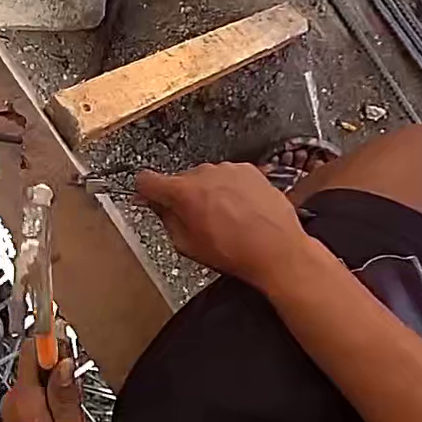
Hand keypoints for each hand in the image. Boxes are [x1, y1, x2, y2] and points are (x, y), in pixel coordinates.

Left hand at [1, 335, 93, 421]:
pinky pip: (37, 393)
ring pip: (38, 377)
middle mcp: (13, 401)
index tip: (70, 339)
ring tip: (76, 412)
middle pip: (35, 361)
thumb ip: (66, 396)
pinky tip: (68, 419)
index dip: (53, 342)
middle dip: (60, 366)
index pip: (31, 350)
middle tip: (81, 386)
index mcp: (25, 401)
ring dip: (59, 384)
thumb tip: (63, 362)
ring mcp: (14, 409)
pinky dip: (54, 397)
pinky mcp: (19, 418)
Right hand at [135, 163, 307, 283]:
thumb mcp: (185, 243)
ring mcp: (228, 169)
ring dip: (206, 193)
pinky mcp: (248, 170)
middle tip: (192, 220)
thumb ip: (164, 218)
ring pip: (203, 178)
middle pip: (178, 180)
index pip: (146, 180)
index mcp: (182, 192)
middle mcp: (204, 174)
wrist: (278, 250)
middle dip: (180, 197)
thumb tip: (153, 204)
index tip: (147, 199)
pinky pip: (226, 177)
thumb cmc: (235, 251)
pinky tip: (237, 211)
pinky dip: (227, 190)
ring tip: (221, 219)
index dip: (144, 192)